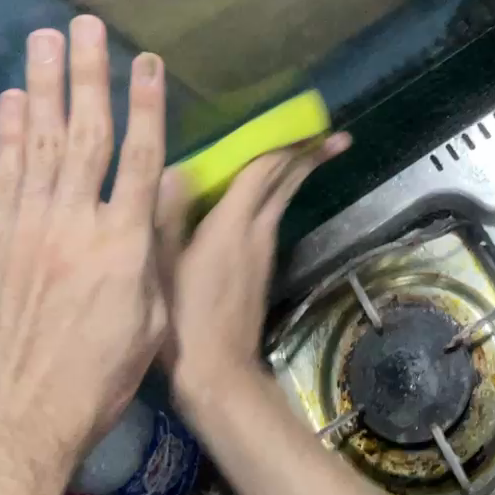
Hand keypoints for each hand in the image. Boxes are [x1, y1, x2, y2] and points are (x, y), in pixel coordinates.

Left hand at [0, 16, 168, 481]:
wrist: (9, 428)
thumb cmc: (96, 383)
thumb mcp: (148, 323)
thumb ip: (152, 255)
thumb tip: (160, 202)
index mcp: (123, 245)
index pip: (141, 159)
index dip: (148, 105)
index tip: (147, 61)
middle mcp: (74, 223)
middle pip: (86, 135)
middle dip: (89, 75)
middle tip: (85, 26)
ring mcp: (24, 230)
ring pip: (41, 144)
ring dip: (46, 87)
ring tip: (46, 41)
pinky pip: (3, 176)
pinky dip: (9, 134)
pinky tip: (14, 100)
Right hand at [155, 134, 349, 412]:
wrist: (218, 372)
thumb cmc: (182, 318)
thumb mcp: (161, 264)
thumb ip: (168, 215)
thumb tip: (174, 168)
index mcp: (232, 223)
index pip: (265, 170)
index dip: (284, 143)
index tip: (308, 123)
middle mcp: (257, 231)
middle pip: (286, 181)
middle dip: (309, 154)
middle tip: (333, 133)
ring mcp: (263, 250)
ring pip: (283, 198)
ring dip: (297, 172)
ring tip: (311, 150)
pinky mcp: (262, 267)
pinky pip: (273, 215)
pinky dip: (278, 194)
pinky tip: (268, 191)